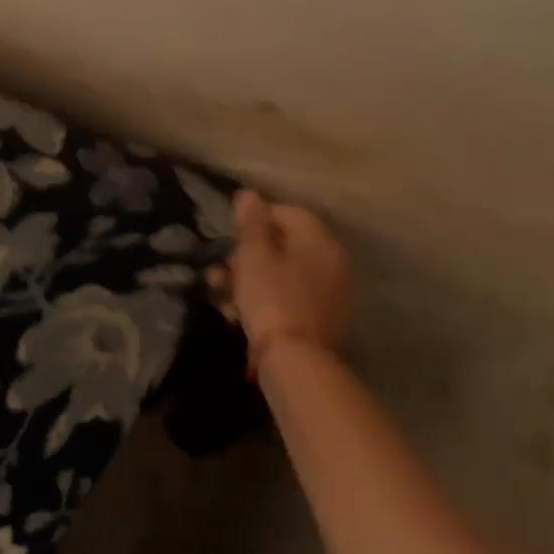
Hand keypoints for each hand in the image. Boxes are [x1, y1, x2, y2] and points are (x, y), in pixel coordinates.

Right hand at [219, 189, 353, 363]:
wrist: (294, 359)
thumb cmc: (271, 298)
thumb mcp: (253, 256)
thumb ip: (251, 223)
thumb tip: (250, 194)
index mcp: (319, 241)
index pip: (287, 212)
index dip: (254, 219)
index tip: (229, 237)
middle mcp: (331, 262)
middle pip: (281, 245)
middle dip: (245, 257)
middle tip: (222, 272)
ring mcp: (328, 293)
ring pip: (279, 274)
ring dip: (247, 281)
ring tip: (222, 298)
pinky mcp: (319, 318)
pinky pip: (287, 297)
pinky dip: (262, 301)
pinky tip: (238, 316)